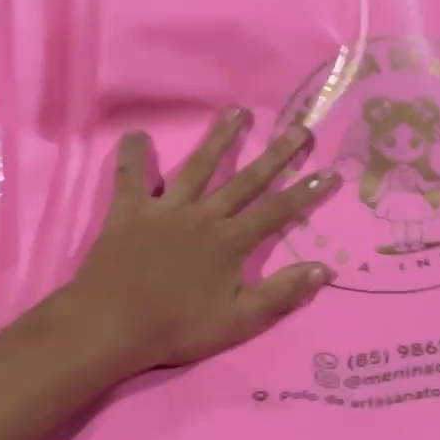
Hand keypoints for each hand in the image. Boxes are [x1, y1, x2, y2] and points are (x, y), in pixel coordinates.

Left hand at [47, 108, 339, 377]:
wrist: (109, 328)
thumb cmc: (175, 328)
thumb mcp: (237, 322)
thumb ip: (281, 294)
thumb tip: (323, 269)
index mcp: (230, 242)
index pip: (278, 211)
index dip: (306, 192)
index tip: (330, 172)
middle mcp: (204, 216)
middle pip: (246, 179)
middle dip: (276, 153)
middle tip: (299, 127)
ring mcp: (167, 209)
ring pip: (198, 166)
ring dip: (220, 138)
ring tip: (237, 111)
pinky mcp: (130, 211)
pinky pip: (131, 178)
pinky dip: (133, 156)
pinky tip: (135, 135)